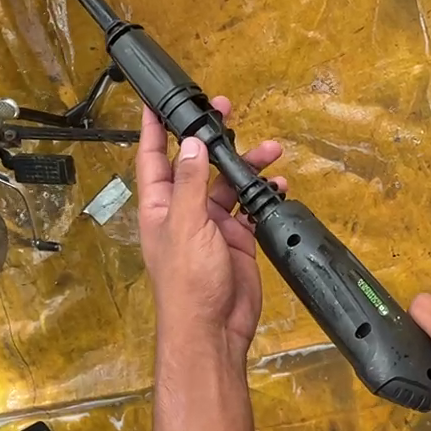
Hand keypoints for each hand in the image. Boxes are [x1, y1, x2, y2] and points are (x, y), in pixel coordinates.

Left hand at [135, 98, 284, 355]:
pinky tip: (276, 185)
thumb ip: (191, 183)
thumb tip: (194, 144)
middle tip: (225, 110)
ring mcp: (211, 224)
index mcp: (161, 206)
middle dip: (210, 137)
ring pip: (228, 183)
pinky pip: (249, 207)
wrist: (215, 327)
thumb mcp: (187, 225)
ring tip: (271, 150)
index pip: (153, 158)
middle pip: (197, 163)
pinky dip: (262, 194)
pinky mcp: (236, 238)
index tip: (156, 103)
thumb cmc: (188, 284)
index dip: (154, 129)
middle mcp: (185, 210)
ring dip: (246, 165)